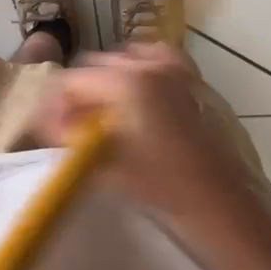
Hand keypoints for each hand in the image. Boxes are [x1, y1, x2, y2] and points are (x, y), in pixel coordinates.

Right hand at [39, 45, 268, 228]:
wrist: (223, 208)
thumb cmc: (161, 187)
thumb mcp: (102, 162)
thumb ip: (68, 136)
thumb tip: (48, 123)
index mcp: (125, 81)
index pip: (70, 80)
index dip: (53, 105)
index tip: (49, 130)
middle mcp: (149, 65)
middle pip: (94, 67)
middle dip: (78, 94)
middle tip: (72, 127)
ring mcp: (176, 71)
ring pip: (124, 61)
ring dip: (106, 83)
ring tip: (103, 116)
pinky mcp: (194, 83)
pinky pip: (156, 61)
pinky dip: (139, 72)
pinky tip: (136, 99)